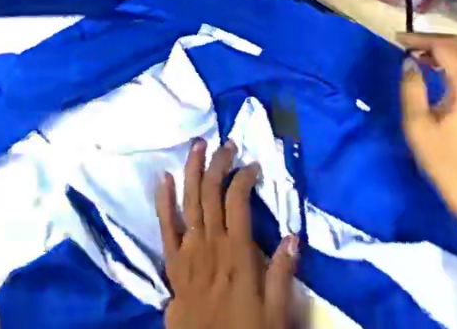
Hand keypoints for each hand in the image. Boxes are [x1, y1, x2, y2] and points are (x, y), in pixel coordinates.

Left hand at [156, 138, 299, 328]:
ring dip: (192, 169)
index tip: (253, 165)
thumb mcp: (276, 314)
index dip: (243, 176)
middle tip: (227, 144)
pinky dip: (162, 199)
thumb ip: (283, 275)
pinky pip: (164, 226)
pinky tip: (163, 177)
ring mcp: (188, 251)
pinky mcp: (172, 263)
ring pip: (188, 199)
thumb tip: (294, 236)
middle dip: (219, 163)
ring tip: (198, 144)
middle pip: (211, 192)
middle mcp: (210, 244)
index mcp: (237, 253)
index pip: (237, 200)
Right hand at [399, 33, 456, 227]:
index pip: (445, 47)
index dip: (420, 39)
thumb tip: (409, 63)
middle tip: (410, 45)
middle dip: (436, 40)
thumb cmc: (450, 166)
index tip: (397, 41)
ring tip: (423, 58)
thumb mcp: (418, 127)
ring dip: (449, 51)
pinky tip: (442, 76)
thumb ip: (411, 89)